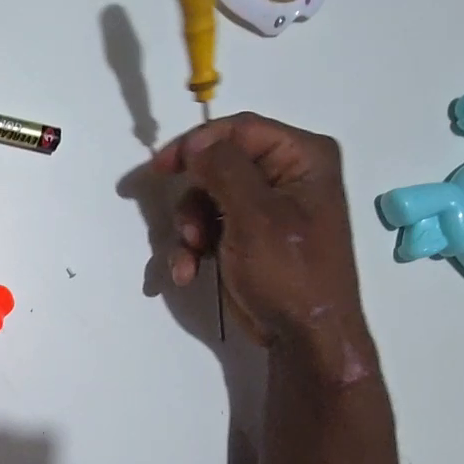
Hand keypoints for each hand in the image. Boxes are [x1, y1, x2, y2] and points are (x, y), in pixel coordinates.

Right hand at [153, 112, 369, 355]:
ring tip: (191, 258)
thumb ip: (224, 171)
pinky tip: (189, 273)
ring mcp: (265, 210)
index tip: (160, 167)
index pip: (240, 130)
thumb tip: (196, 144)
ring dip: (189, 231)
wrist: (303, 334)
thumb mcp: (255, 216)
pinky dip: (193, 251)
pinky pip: (208, 231)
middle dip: (194, 200)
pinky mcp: (247, 240)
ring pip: (206, 201)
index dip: (197, 144)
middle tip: (187, 229)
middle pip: (218, 167)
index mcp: (302, 157)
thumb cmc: (288, 271)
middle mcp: (285, 176)